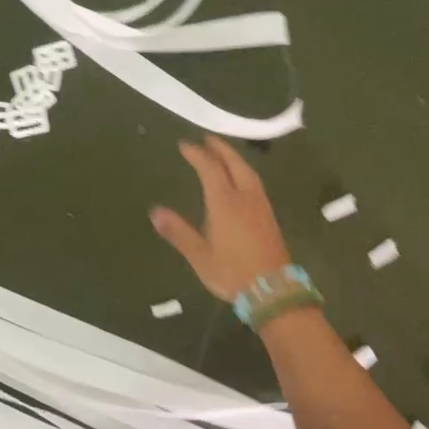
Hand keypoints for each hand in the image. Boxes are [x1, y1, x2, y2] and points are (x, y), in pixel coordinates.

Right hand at [150, 135, 291, 300]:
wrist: (272, 288)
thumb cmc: (231, 272)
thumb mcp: (199, 255)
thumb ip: (178, 232)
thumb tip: (156, 212)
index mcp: (224, 203)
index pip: (210, 170)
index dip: (197, 155)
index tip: (185, 145)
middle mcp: (245, 198)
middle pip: (234, 164)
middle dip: (220, 149)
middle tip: (207, 139)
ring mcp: (260, 206)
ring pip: (248, 172)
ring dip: (234, 158)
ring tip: (223, 154)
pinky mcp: (268, 216)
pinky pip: (255, 183)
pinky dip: (244, 172)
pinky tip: (240, 179)